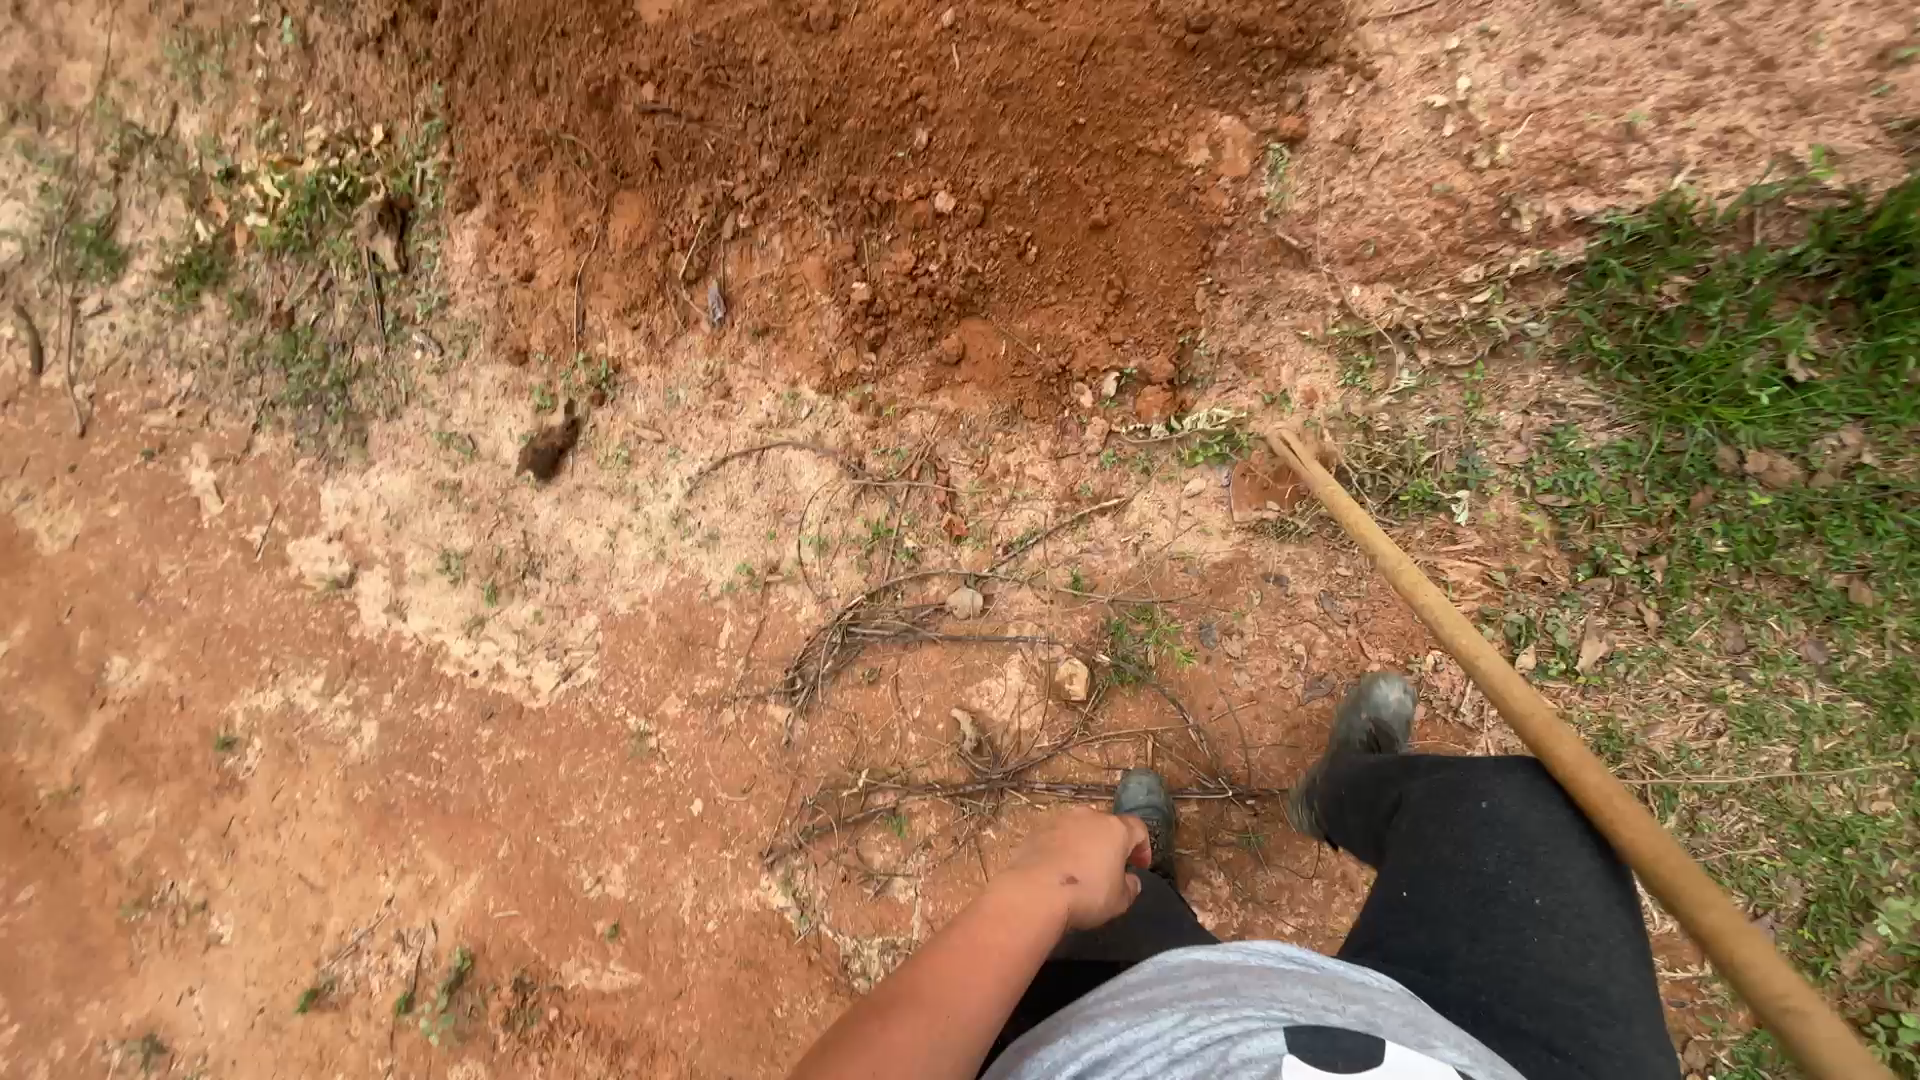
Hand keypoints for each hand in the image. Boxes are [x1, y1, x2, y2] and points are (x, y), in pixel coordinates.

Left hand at [994, 807, 1152, 931]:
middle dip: (1111, 844)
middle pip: (1107, 825)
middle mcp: (1088, 816)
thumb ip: (1130, 887)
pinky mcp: (1038, 829)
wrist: (1035, 890)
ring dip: (1085, 843)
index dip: (1142, 847)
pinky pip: (1057, 836)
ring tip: (1082, 868)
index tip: (1140, 866)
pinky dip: (1062, 848)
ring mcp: (1060, 820)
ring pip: (1080, 827)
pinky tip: (1058, 869)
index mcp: (1115, 829)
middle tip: (1111, 867)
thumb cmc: (1087, 894)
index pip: (1137, 828)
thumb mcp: (1120, 901)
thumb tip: (1131, 880)